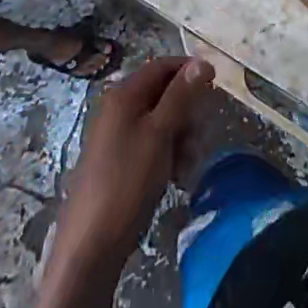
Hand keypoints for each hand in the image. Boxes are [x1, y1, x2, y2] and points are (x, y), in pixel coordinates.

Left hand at [58, 57, 214, 252]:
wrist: (91, 245)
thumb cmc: (128, 181)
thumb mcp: (160, 133)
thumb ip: (181, 95)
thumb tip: (202, 61)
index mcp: (123, 97)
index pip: (162, 66)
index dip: (190, 70)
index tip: (216, 84)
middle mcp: (118, 110)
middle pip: (165, 94)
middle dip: (188, 112)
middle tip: (198, 135)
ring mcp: (118, 137)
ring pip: (164, 121)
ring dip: (183, 137)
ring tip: (187, 164)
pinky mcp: (121, 161)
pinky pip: (154, 144)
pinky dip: (170, 154)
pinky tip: (178, 176)